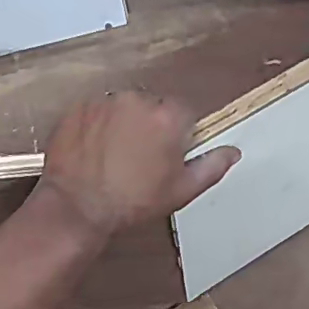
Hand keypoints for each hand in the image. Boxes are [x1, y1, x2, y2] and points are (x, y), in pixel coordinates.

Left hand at [35, 92, 239, 236]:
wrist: (77, 208)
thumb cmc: (130, 203)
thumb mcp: (179, 192)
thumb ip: (210, 167)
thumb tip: (231, 152)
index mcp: (168, 117)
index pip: (183, 114)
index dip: (176, 136)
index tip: (165, 155)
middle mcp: (137, 100)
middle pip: (152, 108)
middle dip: (148, 128)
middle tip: (137, 160)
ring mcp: (104, 103)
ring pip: (122, 108)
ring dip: (121, 125)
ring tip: (112, 158)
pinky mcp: (77, 109)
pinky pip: (94, 113)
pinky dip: (95, 127)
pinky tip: (93, 153)